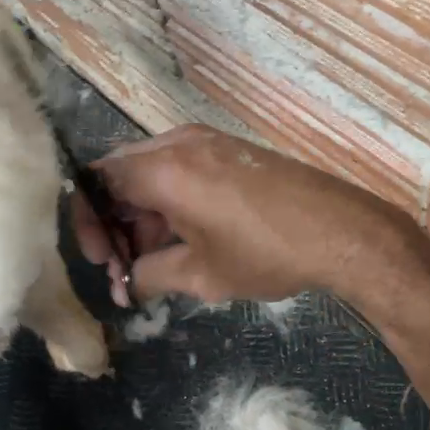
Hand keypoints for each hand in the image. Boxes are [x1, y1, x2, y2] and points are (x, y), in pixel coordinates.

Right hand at [71, 124, 417, 307]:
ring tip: (152, 263)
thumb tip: (126, 288)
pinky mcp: (225, 149)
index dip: (88, 221)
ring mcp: (204, 142)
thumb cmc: (265, 252)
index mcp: (163, 170)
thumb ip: (150, 277)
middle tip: (122, 266)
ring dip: (141, 214)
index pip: (98, 181)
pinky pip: (176, 168)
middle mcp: (177, 144)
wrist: (341, 229)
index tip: (102, 259)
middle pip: (120, 174)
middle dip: (114, 221)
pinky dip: (166, 200)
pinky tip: (181, 238)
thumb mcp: (201, 274)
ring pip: (148, 172)